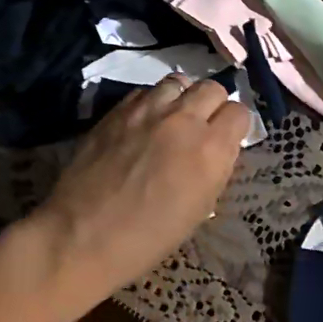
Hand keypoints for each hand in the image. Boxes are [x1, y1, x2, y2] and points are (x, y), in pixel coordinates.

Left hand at [21, 74, 248, 307]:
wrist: (83, 235)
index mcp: (210, 150)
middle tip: (199, 128)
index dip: (233, 126)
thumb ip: (214, 169)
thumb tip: (217, 149)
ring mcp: (145, 111)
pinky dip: (149, 103)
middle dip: (211, 105)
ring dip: (179, 99)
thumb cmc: (147, 238)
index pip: (239, 113)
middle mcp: (182, 120)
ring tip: (170, 121)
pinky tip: (141, 125)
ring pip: (176, 83)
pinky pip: (143, 93)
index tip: (225, 139)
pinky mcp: (115, 111)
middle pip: (211, 88)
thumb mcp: (198, 210)